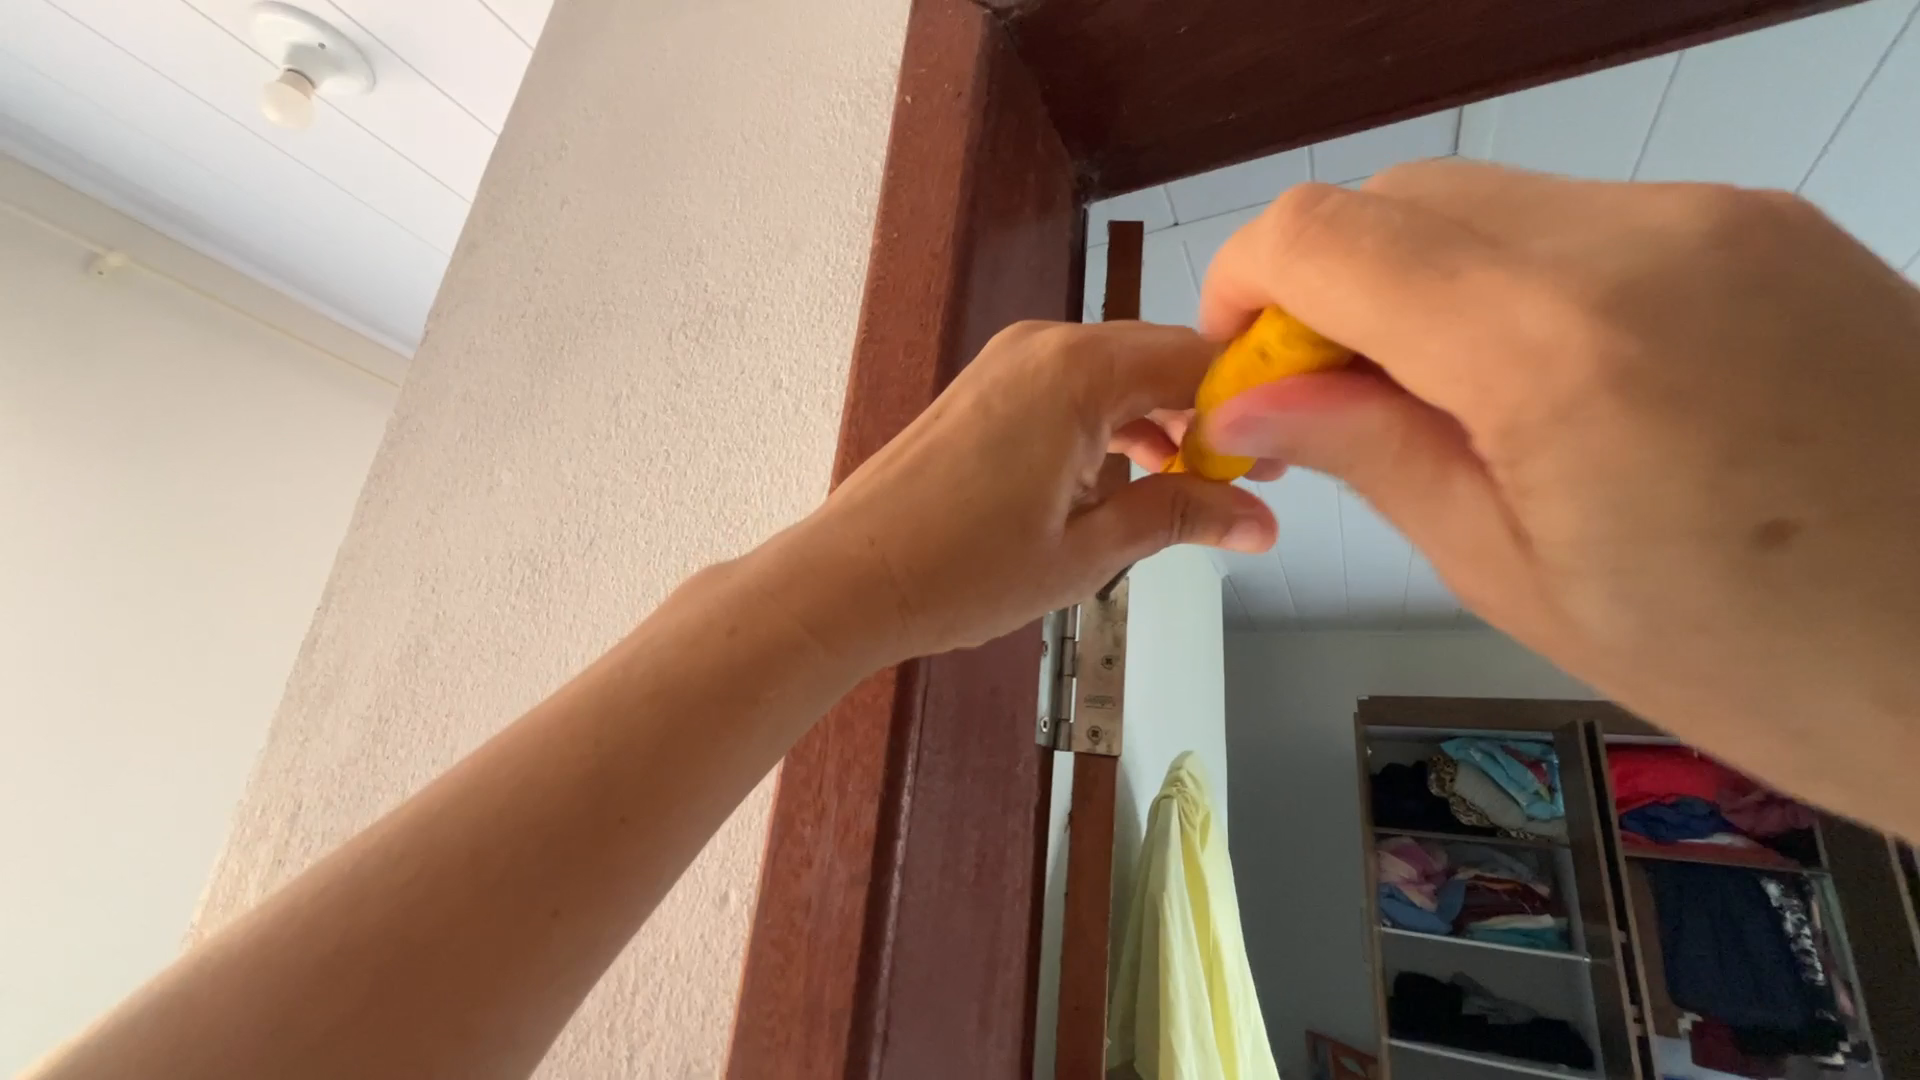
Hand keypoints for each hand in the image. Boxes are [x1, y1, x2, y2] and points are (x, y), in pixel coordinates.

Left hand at [772, 321, 1277, 665]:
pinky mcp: (981, 390)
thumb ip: (1177, 516)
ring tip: (1187, 485)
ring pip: (1109, 377)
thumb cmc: (964, 571)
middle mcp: (1042, 346)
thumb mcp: (1087, 550)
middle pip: (1153, 361)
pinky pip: (1064, 391)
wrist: (849, 578)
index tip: (1279, 456)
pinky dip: (1102, 426)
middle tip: (1243, 479)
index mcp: (1078, 371)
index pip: (1196, 360)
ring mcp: (1004, 364)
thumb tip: (1261, 520)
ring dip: (1153, 424)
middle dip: (1202, 416)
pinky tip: (1117, 476)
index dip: (1248, 404)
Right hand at [1197, 159, 1919, 834]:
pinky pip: (1550, 225)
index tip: (1233, 371)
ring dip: (1390, 288)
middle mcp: (1631, 237)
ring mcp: (1703, 218)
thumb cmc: (1738, 655)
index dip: (1239, 285)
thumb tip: (1242, 400)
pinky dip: (1474, 284)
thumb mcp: (1499, 568)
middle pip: (1386, 201)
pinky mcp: (1746, 226)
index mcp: (1550, 342)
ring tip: (1405, 402)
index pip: (1322, 235)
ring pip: (1465, 205)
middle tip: (1311, 402)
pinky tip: (1499, 381)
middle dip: (1309, 290)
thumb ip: (1363, 450)